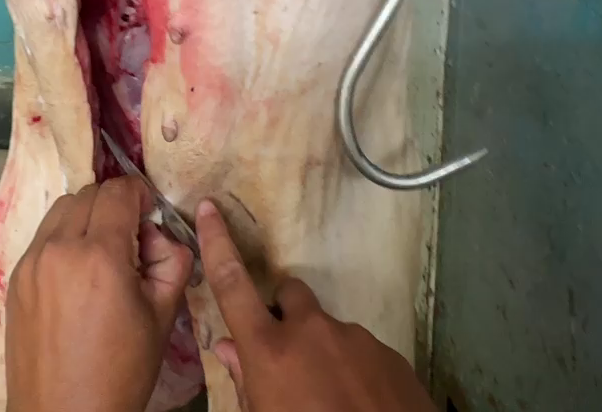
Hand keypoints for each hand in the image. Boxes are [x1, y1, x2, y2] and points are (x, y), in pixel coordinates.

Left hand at [6, 177, 195, 411]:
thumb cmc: (121, 372)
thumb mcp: (163, 316)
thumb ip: (171, 260)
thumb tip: (159, 233)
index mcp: (99, 255)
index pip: (119, 191)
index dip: (140, 195)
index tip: (149, 215)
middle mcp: (59, 248)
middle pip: (90, 193)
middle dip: (114, 205)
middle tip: (130, 240)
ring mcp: (31, 262)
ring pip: (63, 208)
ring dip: (87, 216)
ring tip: (101, 254)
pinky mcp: (15, 278)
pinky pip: (43, 236)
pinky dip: (64, 238)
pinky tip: (76, 274)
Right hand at [196, 199, 436, 411]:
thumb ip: (246, 385)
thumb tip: (231, 349)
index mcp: (271, 351)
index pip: (232, 284)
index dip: (216, 242)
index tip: (209, 208)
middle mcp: (312, 332)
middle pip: (291, 294)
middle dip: (286, 315)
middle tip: (290, 358)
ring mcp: (356, 339)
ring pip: (330, 330)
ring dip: (325, 351)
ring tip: (333, 396)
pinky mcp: (392, 356)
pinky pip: (364, 352)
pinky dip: (357, 371)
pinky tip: (361, 404)